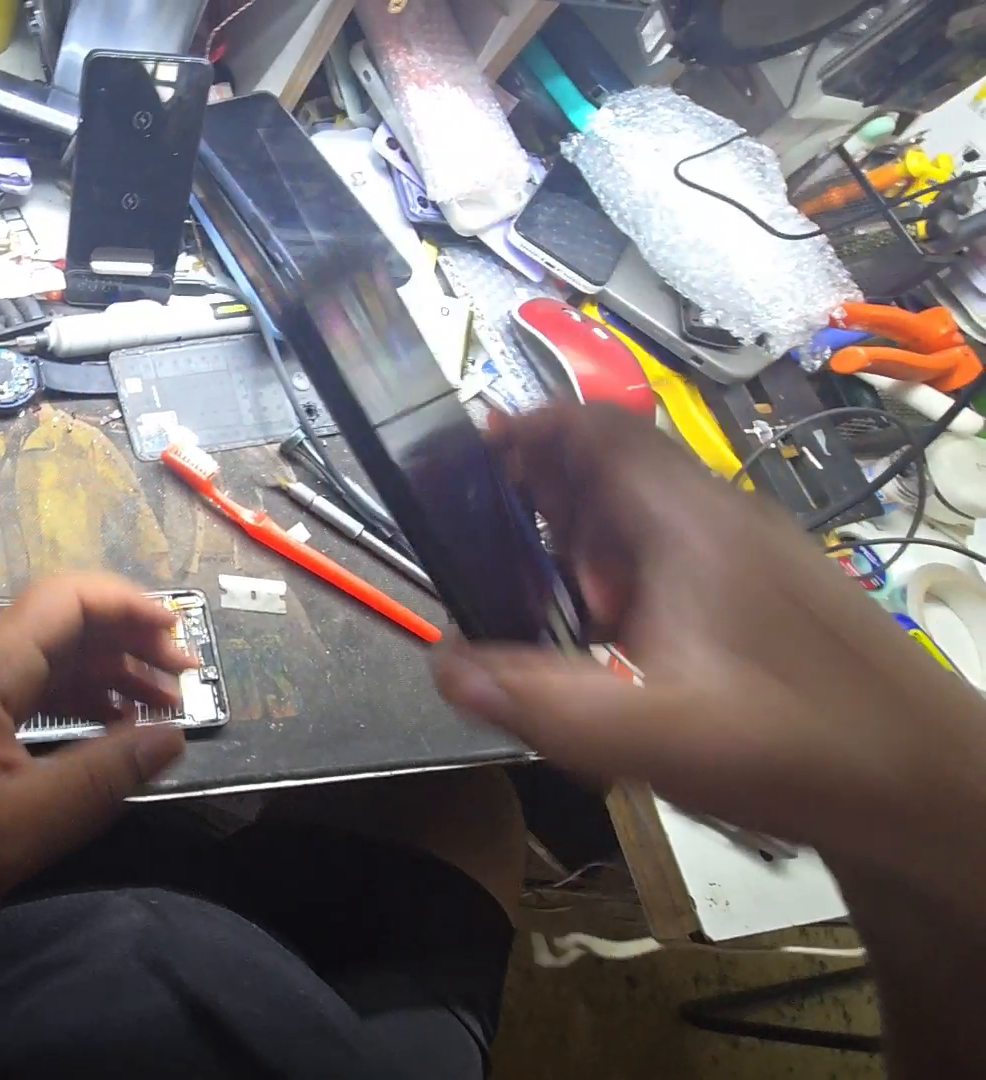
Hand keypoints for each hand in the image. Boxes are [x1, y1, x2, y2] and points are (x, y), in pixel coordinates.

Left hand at [0, 574, 195, 950]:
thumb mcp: (21, 825)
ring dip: (105, 671)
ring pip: (48, 653)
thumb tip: (172, 737)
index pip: (69, 599)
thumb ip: (102, 775)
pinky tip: (107, 727)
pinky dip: (72, 697)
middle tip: (181, 679)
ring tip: (159, 707)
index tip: (181, 637)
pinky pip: (26, 684)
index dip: (130, 606)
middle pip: (63, 620)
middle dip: (128, 639)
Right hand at [431, 406, 985, 883]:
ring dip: (570, 534)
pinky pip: (656, 543)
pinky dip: (606, 565)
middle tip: (490, 540)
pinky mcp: (750, 582)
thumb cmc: (807, 749)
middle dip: (535, 492)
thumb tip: (446, 668)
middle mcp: (716, 519)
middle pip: (606, 462)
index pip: (598, 430)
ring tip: (542, 592)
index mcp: (687, 527)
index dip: (527, 427)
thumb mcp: (656, 734)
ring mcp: (740, 549)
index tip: (470, 452)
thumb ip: (540, 701)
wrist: (940, 792)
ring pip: (629, 504)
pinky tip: (603, 624)